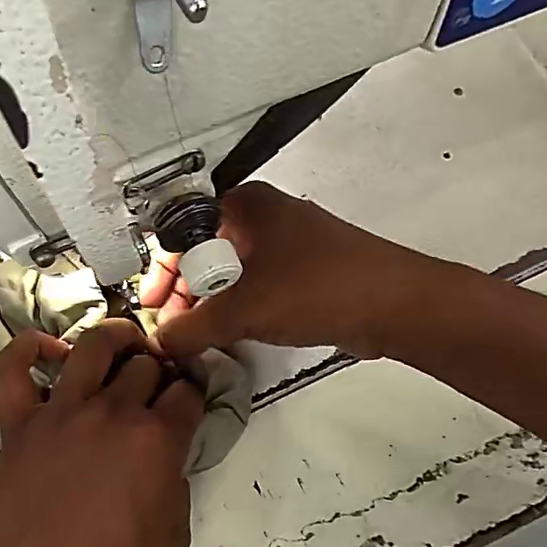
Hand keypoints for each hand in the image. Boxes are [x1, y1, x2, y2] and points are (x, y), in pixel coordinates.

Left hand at [0, 320, 205, 546]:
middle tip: (160, 383)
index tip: (193, 399)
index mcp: (157, 440)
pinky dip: (25, 349)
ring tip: (124, 346)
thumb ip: (174, 477)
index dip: (196, 392)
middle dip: (161, 369)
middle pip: (145, 365)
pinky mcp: (18, 429)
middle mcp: (111, 414)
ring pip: (91, 348)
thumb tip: (165, 454)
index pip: (187, 393)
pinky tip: (48, 350)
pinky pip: (9, 372)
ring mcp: (60, 416)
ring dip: (114, 339)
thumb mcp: (176, 530)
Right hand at [145, 182, 455, 359]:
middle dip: (185, 291)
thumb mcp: (244, 310)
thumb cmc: (319, 289)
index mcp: (246, 205)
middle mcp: (265, 218)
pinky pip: (259, 287)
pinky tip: (232, 333)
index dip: (163, 270)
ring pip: (234, 272)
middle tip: (174, 326)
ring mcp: (288, 245)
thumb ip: (193, 327)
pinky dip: (241, 308)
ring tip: (197, 336)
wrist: (394, 305)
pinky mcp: (305, 273)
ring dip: (212, 304)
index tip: (152, 305)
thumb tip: (163, 341)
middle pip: (206, 252)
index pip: (183, 231)